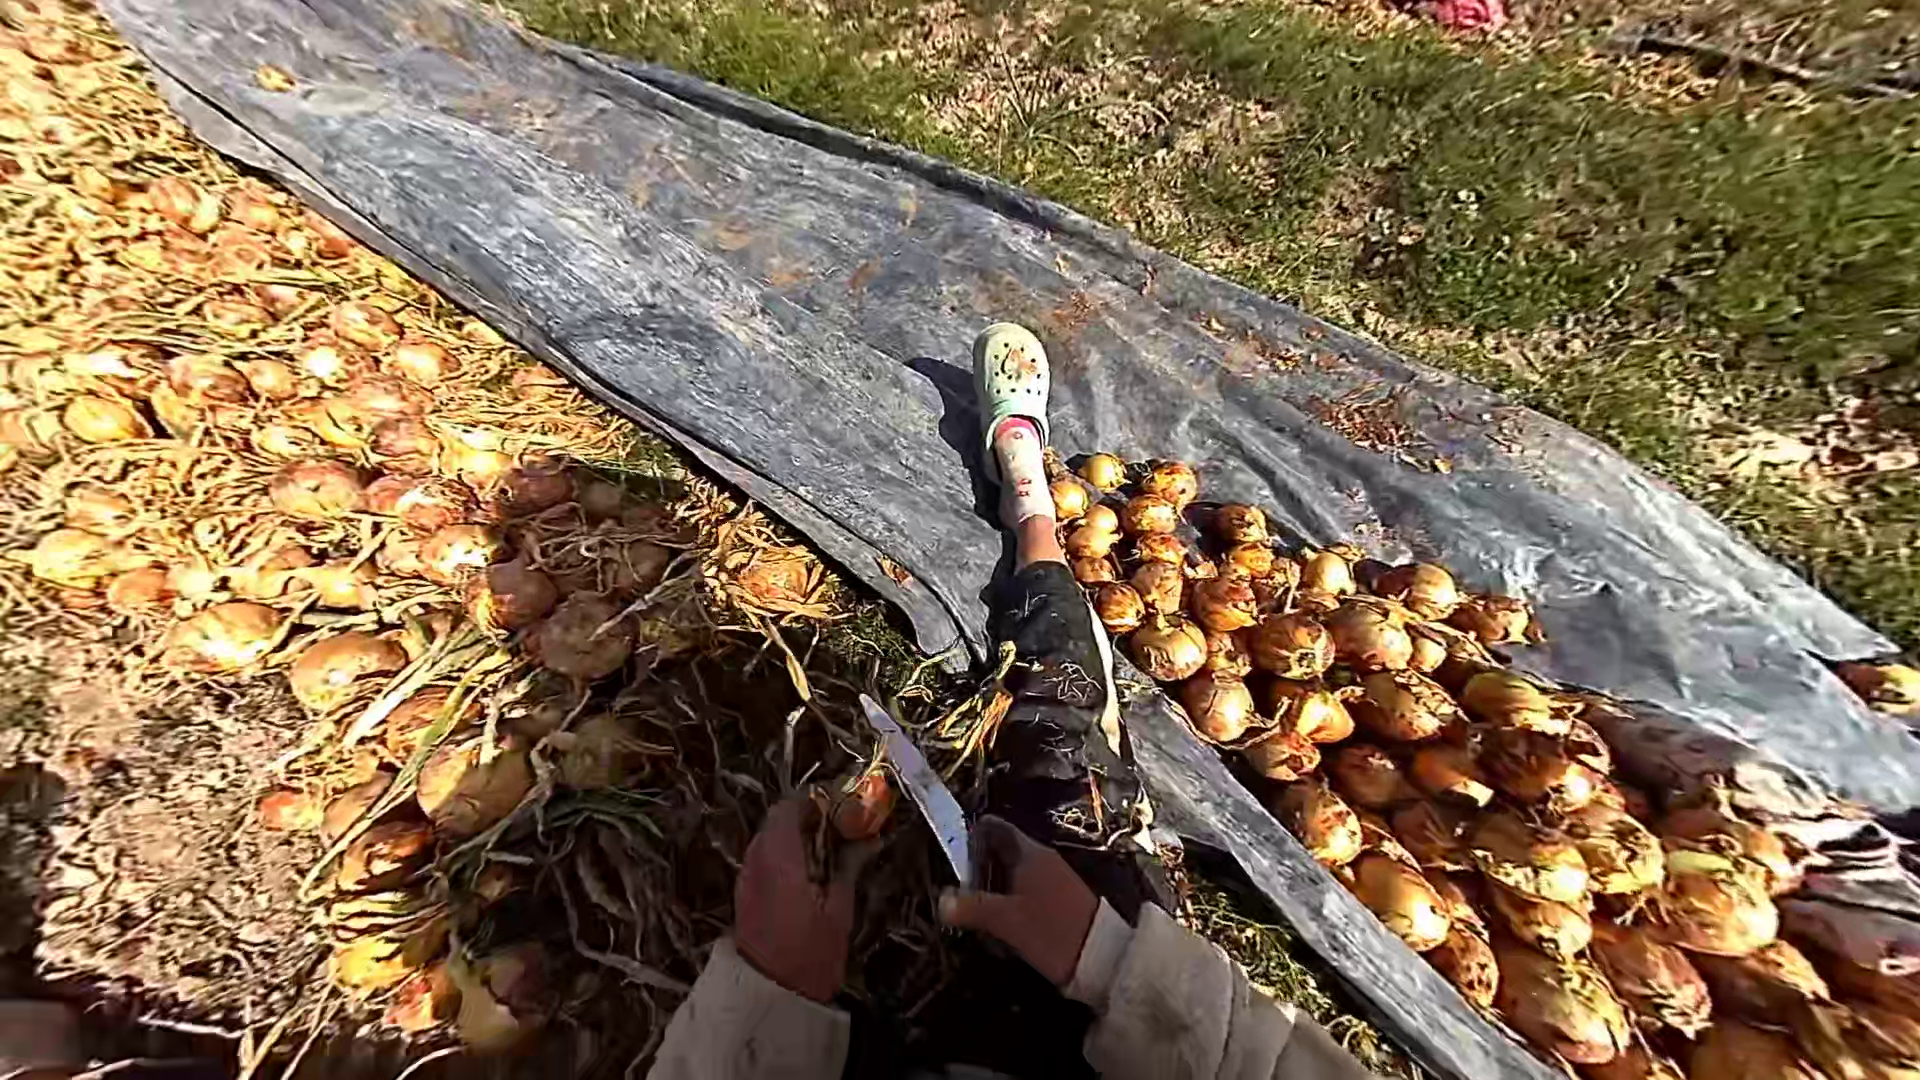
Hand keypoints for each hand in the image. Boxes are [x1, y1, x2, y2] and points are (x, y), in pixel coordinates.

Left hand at [734, 797, 866, 1002]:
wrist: (767, 1004)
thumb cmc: (808, 955)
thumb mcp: (839, 909)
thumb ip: (849, 866)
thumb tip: (870, 838)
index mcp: (779, 859)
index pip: (787, 807)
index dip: (813, 800)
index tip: (839, 805)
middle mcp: (756, 862)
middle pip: (778, 820)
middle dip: (808, 817)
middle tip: (839, 827)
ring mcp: (746, 879)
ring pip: (770, 839)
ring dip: (796, 836)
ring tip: (827, 851)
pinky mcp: (744, 896)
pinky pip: (764, 859)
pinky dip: (785, 855)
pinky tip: (808, 874)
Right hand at [937, 816, 1097, 986]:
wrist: (1105, 957)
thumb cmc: (1051, 929)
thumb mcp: (1007, 921)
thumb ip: (973, 908)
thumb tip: (941, 900)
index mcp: (1028, 852)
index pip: (996, 828)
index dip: (973, 832)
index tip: (952, 844)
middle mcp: (1041, 856)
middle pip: (1004, 848)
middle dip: (980, 860)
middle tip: (956, 878)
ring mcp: (1054, 875)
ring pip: (1016, 868)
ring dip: (995, 880)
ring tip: (972, 899)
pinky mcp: (1061, 896)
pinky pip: (1028, 884)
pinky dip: (1011, 893)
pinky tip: (1000, 914)